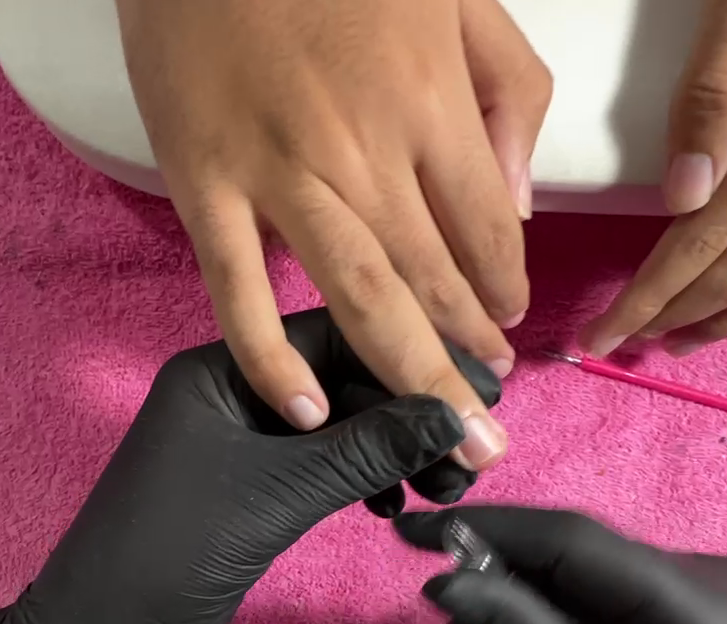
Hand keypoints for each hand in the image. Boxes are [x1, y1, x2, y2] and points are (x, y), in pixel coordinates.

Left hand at [0, 309, 499, 623]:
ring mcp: (244, 441)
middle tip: (473, 447)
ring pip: (337, 432)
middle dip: (407, 417)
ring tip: (445, 485)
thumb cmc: (177, 548)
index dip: (409, 358)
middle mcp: (237, 393)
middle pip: (341, 386)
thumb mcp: (278, 494)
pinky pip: (320, 469)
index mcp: (224, 369)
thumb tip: (458, 415)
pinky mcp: (253, 486)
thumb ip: (367, 451)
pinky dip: (360, 482)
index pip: (333, 338)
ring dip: (391, 455)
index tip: (482, 386)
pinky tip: (392, 504)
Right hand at [115, 0, 550, 469]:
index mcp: (428, 98)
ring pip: (357, 299)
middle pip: (433, 281)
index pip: (487, 228)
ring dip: (407, 375)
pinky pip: (240, 293)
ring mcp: (279, 177)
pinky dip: (270, 358)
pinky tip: (306, 412)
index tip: (505, 333)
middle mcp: (364, 151)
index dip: (502, 292)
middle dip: (469, 360)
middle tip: (484, 421)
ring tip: (437, 429)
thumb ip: (506, 90)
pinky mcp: (206, 190)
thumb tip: (520, 202)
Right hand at [396, 506, 726, 623]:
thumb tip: (442, 583)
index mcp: (711, 608)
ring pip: (564, 588)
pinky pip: (583, 606)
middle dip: (495, 614)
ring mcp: (695, 588)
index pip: (577, 543)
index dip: (488, 532)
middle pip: (564, 569)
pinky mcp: (674, 605)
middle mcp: (713, 575)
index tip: (411, 533)